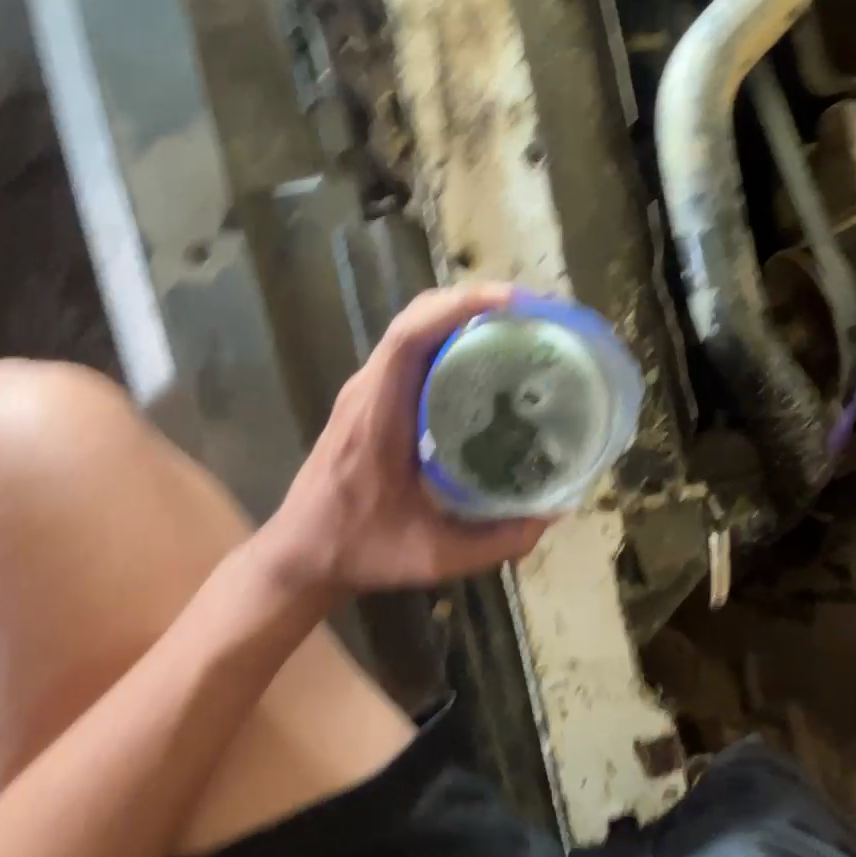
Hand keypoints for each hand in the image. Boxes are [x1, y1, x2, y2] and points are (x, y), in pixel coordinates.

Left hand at [257, 283, 548, 592]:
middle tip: (532, 313)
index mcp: (378, 416)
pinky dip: (451, 336)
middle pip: (416, 317)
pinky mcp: (372, 398)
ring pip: (414, 327)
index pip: (410, 337)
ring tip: (519, 326)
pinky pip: (412, 348)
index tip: (514, 304)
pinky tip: (488, 358)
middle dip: (474, 301)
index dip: (460, 308)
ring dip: (463, 314)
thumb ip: (500, 538)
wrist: (299, 556)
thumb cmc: (362, 550)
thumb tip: (556, 511)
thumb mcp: (438, 556)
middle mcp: (369, 390)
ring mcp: (367, 390)